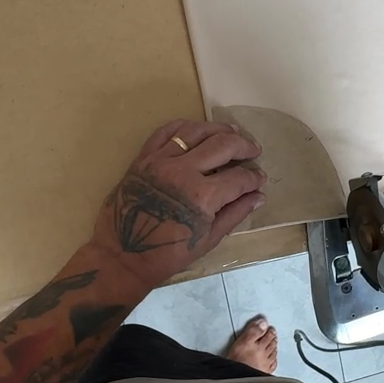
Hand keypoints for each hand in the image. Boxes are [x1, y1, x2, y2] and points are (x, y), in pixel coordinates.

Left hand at [87, 119, 266, 289]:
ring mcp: (161, 161)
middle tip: (254, 150)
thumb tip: (258, 196)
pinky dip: (186, 127)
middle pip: (223, 145)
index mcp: (202, 197)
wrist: (123, 255)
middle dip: (244, 146)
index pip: (239, 178)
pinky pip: (167, 131)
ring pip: (196, 131)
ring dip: (219, 129)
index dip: (254, 178)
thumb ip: (235, 213)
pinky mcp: (143, 158)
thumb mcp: (208, 240)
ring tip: (232, 133)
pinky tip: (198, 130)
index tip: (260, 179)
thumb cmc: (168, 255)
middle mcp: (183, 171)